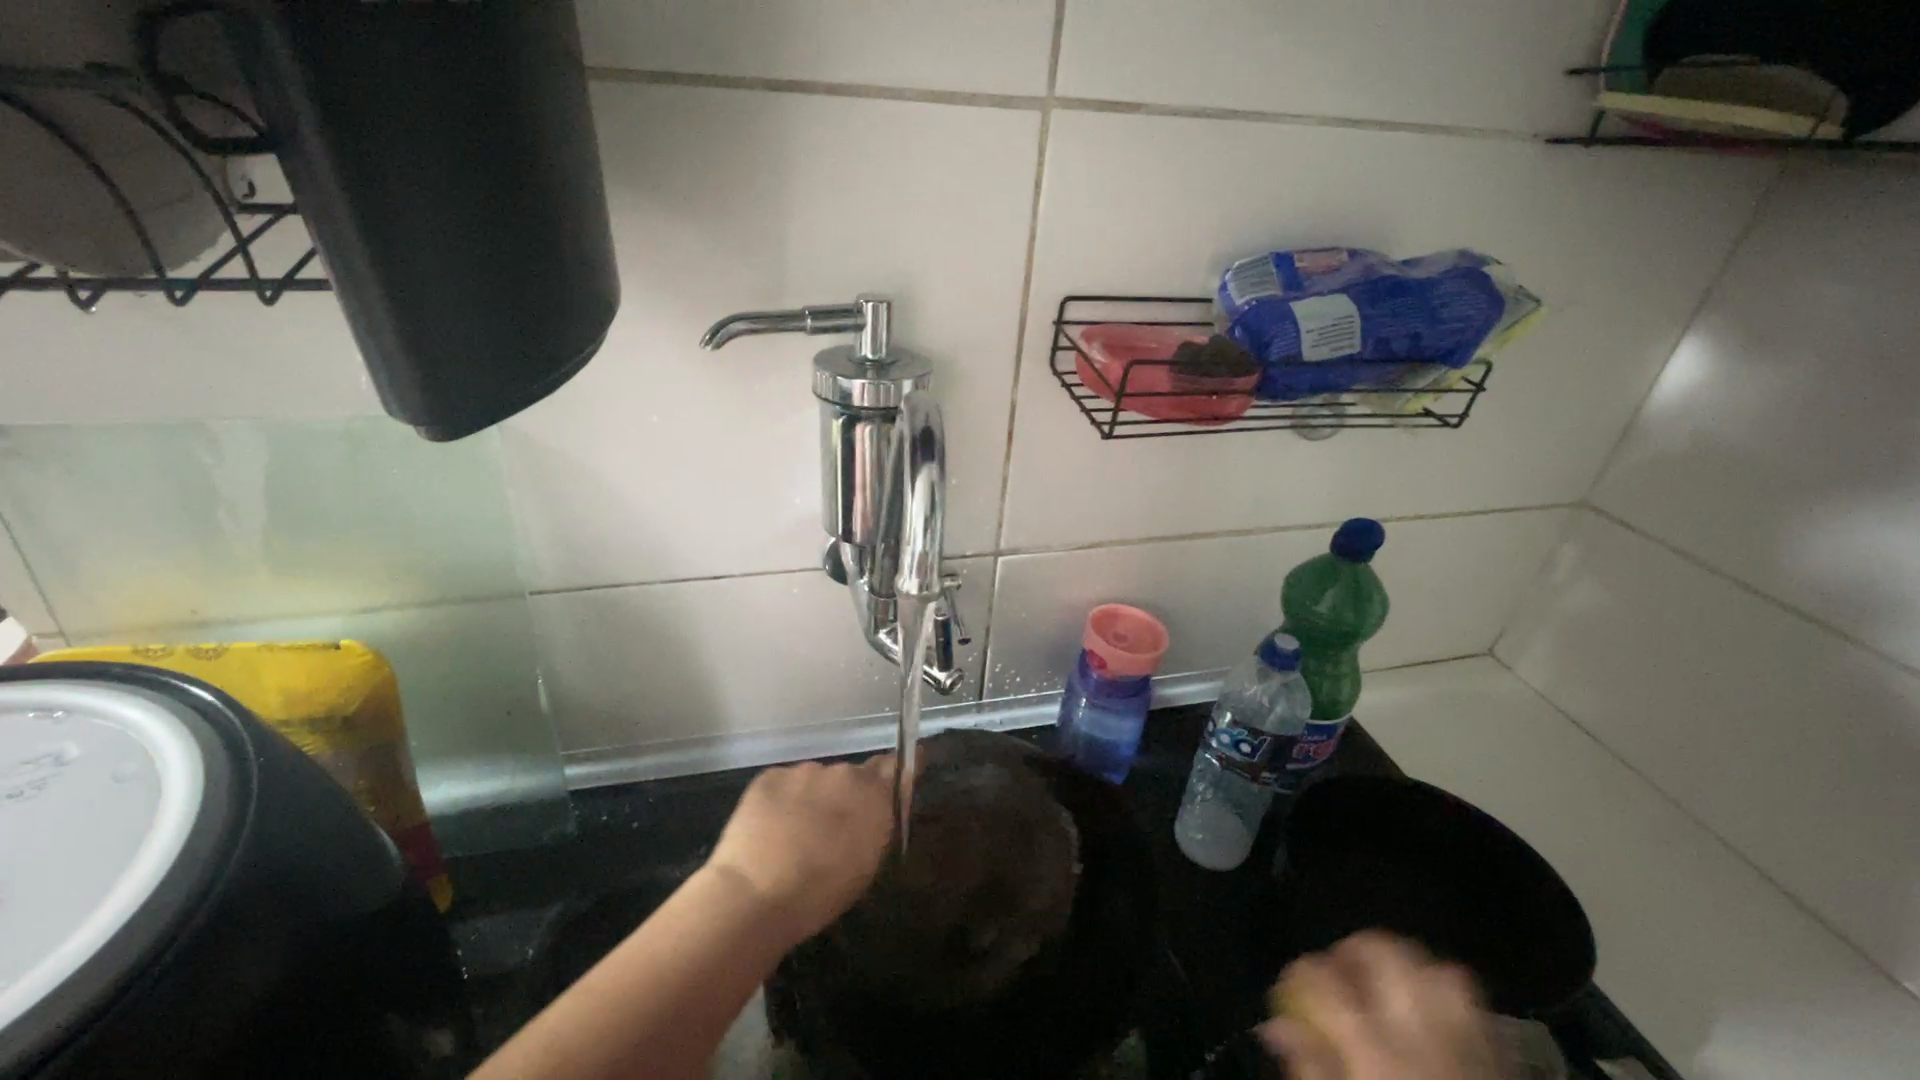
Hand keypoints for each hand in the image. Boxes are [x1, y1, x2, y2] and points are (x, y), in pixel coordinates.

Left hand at [704, 756, 898, 943]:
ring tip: (793, 835)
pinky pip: (784, 784)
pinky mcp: (769, 775)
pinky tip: (770, 830)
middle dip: (845, 797)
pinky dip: (782, 801)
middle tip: (829, 831)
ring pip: (815, 781)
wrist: (755, 895)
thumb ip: (877, 825)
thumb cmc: (820, 894)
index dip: (896, 771)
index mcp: (874, 796)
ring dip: (812, 799)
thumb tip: (879, 806)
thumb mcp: (865, 865)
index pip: (897, 766)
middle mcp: (843, 773)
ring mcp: (804, 771)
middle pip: (851, 777)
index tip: (896, 777)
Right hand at [1259, 932, 1501, 1079]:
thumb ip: (1310, 1069)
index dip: (1300, 972)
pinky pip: (1468, 999)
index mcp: (1375, 1052)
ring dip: (1402, 967)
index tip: (1291, 982)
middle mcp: (1420, 1031)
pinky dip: (1442, 991)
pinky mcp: (1500, 1053)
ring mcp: (1466, 1039)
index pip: (1325, 983)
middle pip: (1382, 954)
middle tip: (1337, 972)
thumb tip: (1276, 1027)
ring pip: (1431, 966)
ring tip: (1384, 986)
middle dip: (1352, 953)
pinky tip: (1429, 1012)